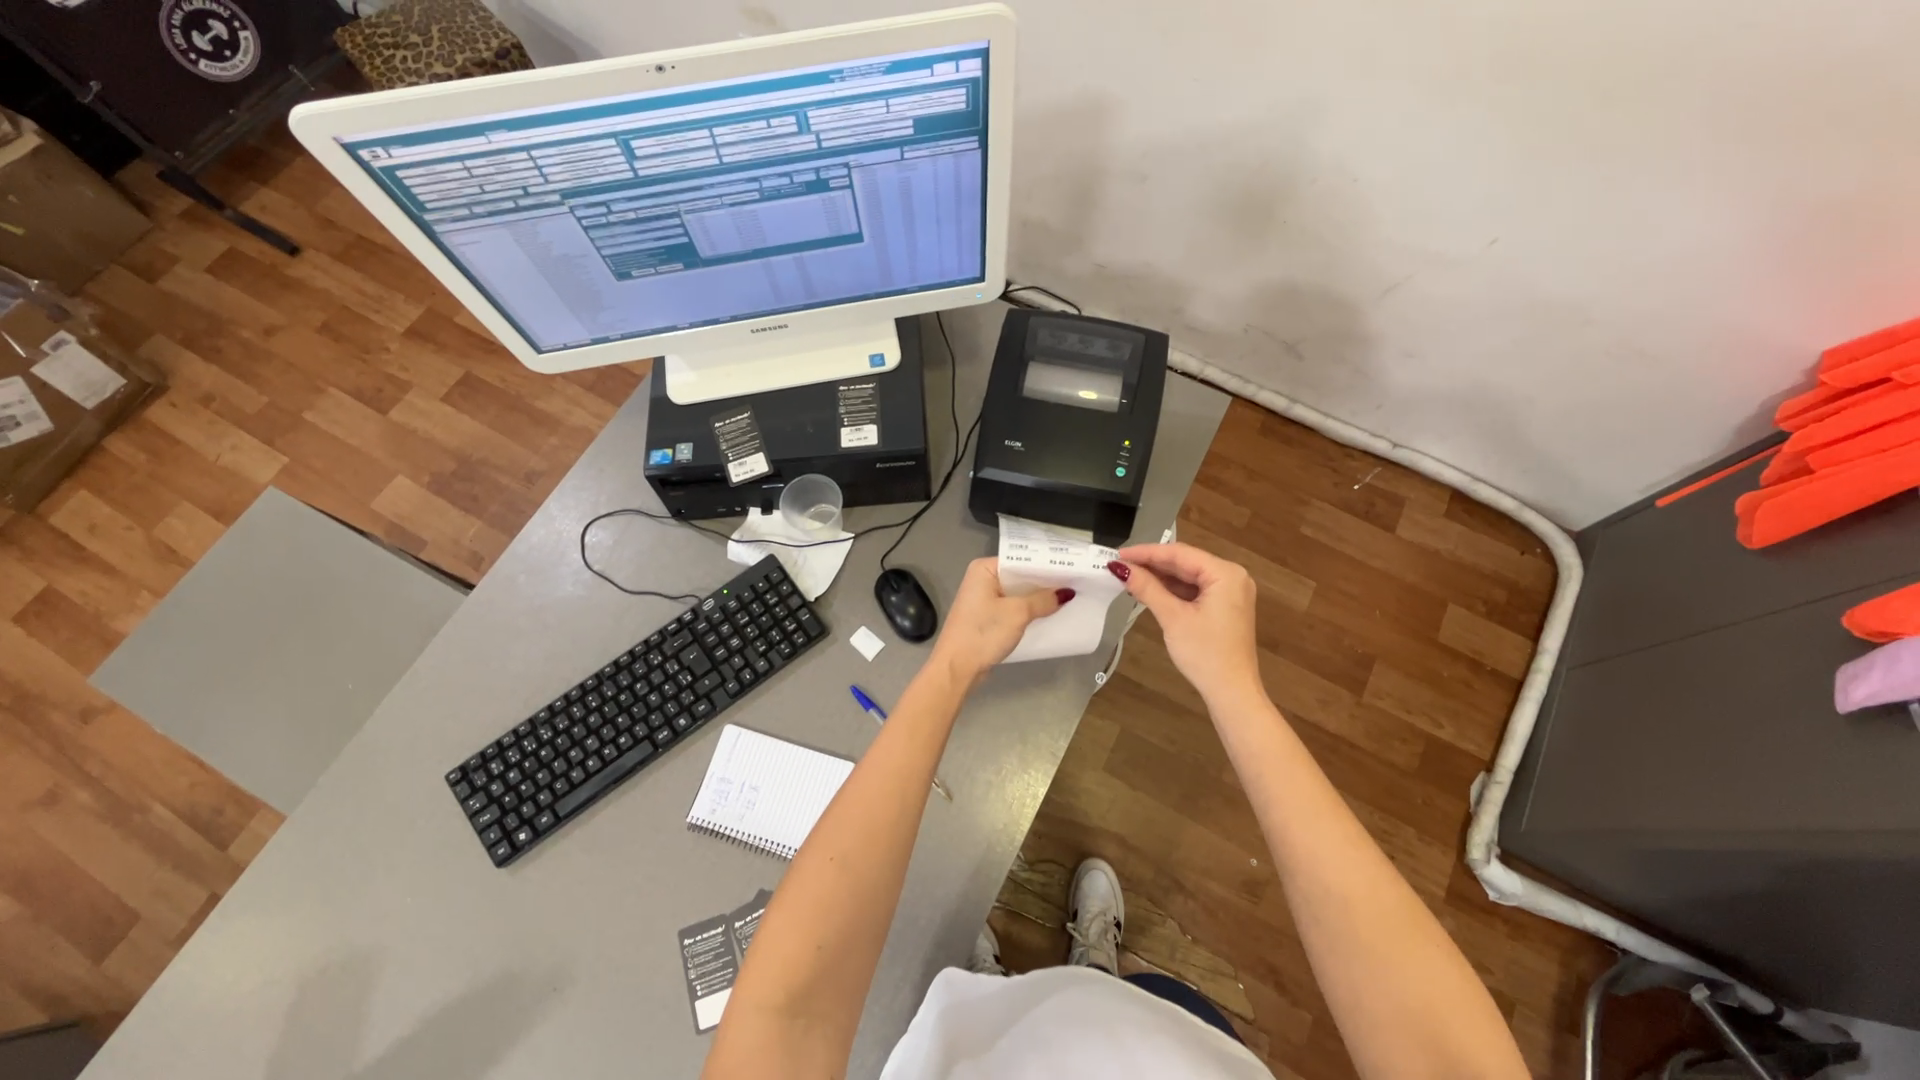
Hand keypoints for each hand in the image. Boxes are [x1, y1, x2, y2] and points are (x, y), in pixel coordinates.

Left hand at [928, 558, 1071, 682]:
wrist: (957, 668)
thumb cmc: (984, 632)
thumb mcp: (1017, 613)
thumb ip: (1043, 600)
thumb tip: (1065, 593)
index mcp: (984, 569)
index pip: (1021, 559)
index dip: (1045, 564)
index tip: (1071, 566)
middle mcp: (982, 580)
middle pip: (1020, 576)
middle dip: (1044, 582)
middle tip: (1075, 581)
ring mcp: (984, 600)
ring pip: (1018, 594)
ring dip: (1038, 598)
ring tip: (1068, 597)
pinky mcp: (987, 618)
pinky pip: (1013, 608)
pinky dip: (1028, 611)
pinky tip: (1049, 614)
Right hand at [1111, 543, 1261, 706]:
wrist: (1231, 691)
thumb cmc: (1205, 654)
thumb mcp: (1173, 618)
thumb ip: (1147, 588)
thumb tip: (1119, 568)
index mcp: (1226, 573)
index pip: (1180, 553)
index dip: (1147, 552)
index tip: (1118, 554)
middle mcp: (1233, 576)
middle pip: (1186, 563)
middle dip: (1153, 564)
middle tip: (1120, 565)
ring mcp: (1231, 592)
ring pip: (1189, 576)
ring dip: (1161, 578)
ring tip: (1130, 576)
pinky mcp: (1225, 607)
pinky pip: (1196, 590)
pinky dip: (1174, 591)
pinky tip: (1151, 591)